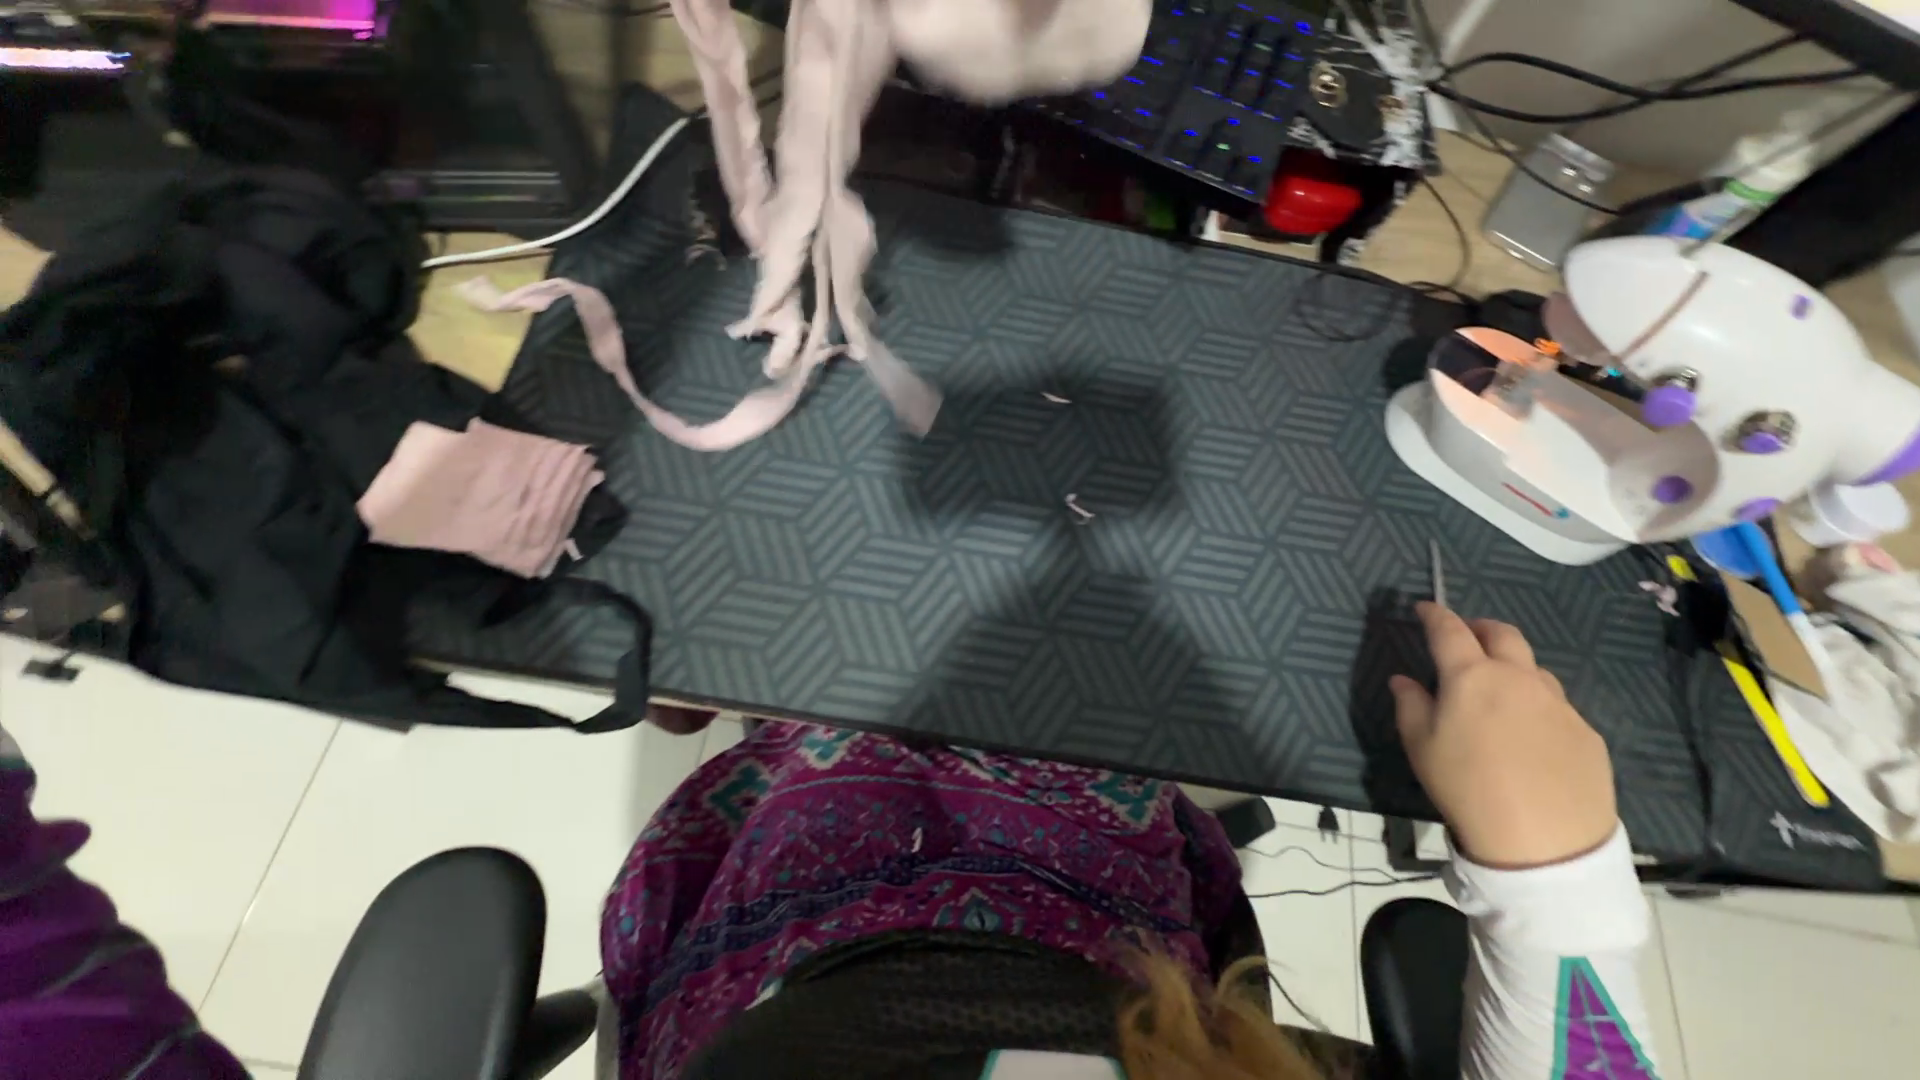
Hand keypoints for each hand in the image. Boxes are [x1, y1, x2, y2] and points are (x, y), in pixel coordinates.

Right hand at [1389, 602, 1617, 869]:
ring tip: (1498, 690)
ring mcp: (1558, 704)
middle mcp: (1519, 678)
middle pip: (1503, 633)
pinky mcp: (1586, 732)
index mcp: (1472, 676)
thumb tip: (1405, 680)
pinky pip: (1556, 705)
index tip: (1423, 608)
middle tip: (1466, 635)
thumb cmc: (1465, 786)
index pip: (1449, 630)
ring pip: (1534, 668)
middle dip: (1480, 626)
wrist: (1543, 839)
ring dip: (1512, 666)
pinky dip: (1534, 704)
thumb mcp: (1419, 746)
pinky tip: (1527, 735)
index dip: (1434, 614)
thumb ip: (1410, 704)